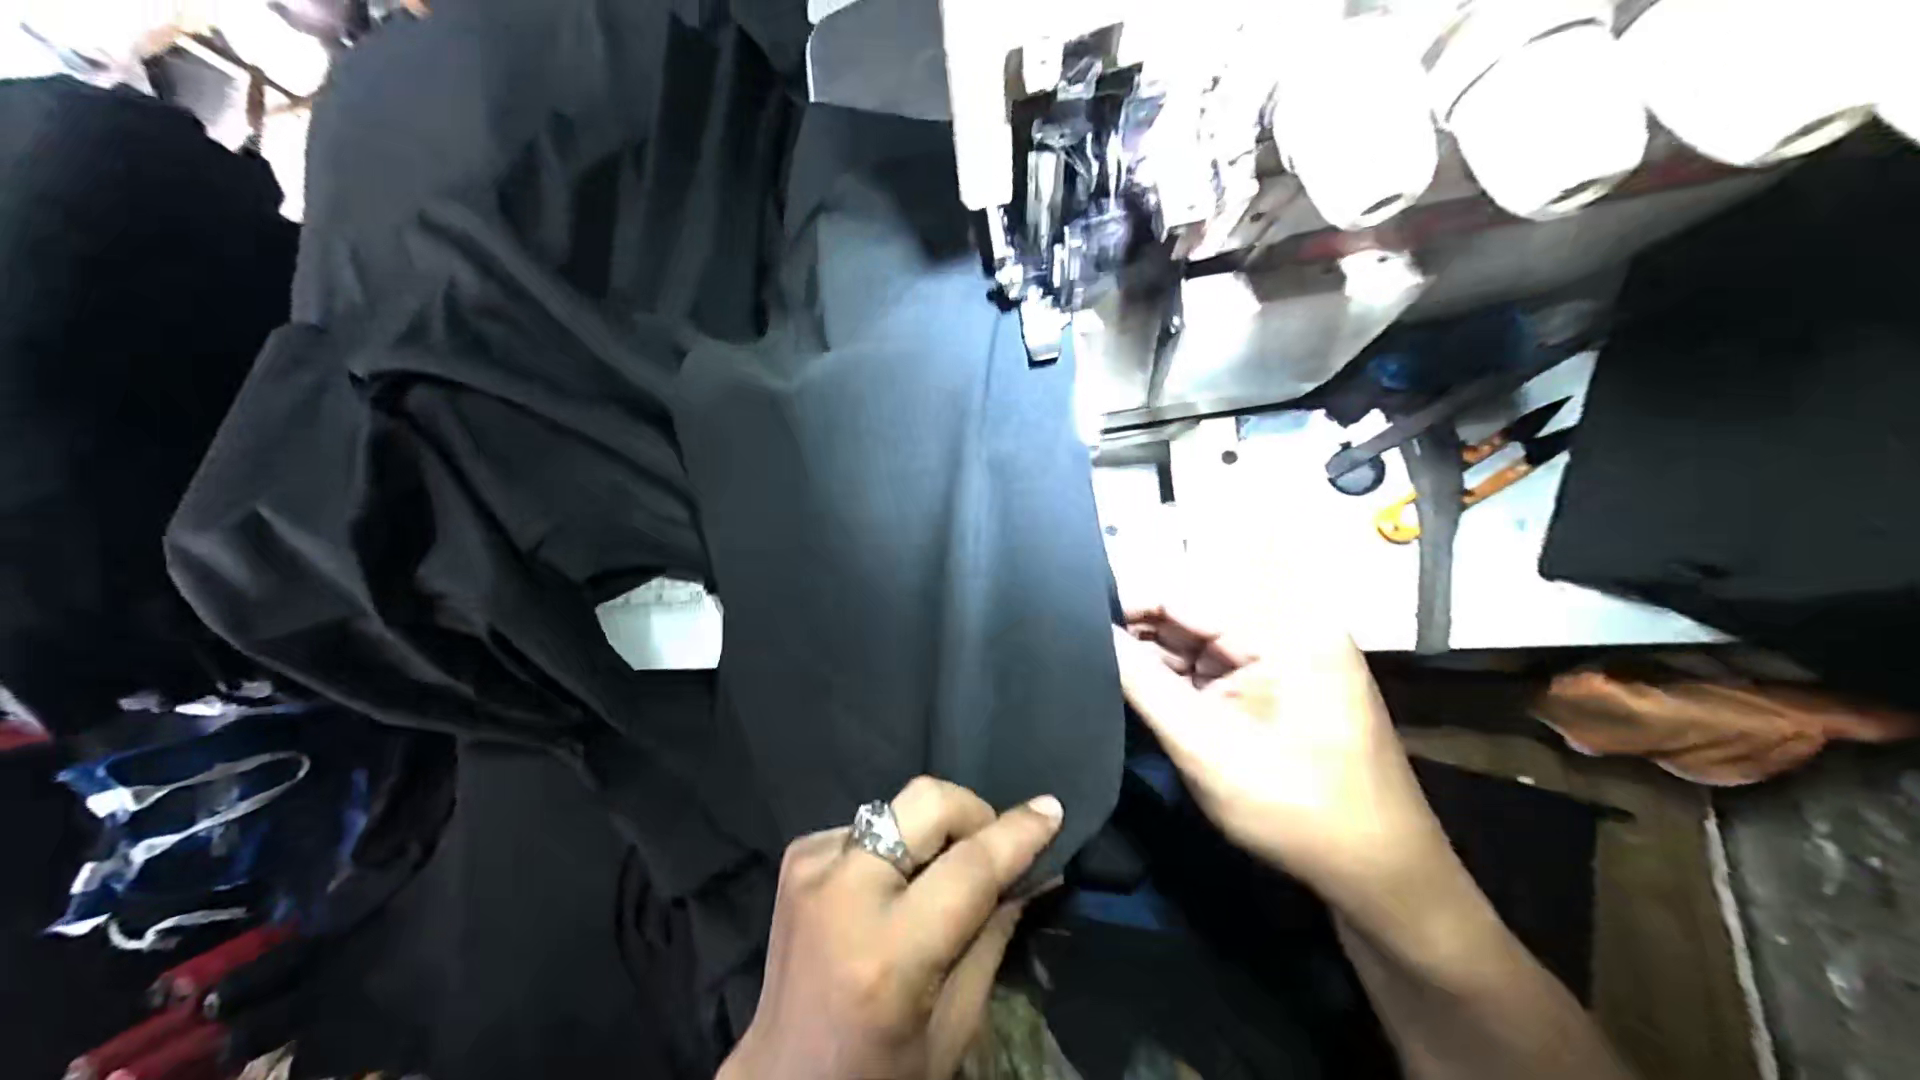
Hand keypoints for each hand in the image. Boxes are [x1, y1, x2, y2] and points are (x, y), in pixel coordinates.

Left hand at [719, 777, 1063, 1079]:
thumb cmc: (879, 1072)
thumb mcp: (954, 1025)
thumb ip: (994, 934)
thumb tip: (1035, 871)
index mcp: (888, 953)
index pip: (969, 868)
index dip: (1017, 833)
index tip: (1051, 810)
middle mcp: (843, 892)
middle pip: (927, 801)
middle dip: (973, 811)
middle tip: (990, 848)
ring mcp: (812, 866)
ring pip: (898, 805)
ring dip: (932, 833)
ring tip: (935, 879)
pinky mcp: (797, 856)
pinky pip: (867, 825)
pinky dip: (893, 846)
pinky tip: (887, 889)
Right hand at [1110, 602, 1450, 908]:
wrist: (1377, 872)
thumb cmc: (1290, 806)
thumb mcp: (1201, 744)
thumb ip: (1140, 682)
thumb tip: (1090, 633)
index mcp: (1281, 630)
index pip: (1185, 594)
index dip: (1128, 602)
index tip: (1077, 622)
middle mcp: (1287, 629)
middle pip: (1193, 614)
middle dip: (1140, 632)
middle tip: (1085, 652)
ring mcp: (1286, 657)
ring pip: (1200, 641)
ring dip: (1157, 657)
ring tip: (1105, 670)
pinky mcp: (1280, 684)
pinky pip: (1217, 665)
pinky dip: (1181, 677)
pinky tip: (1144, 688)